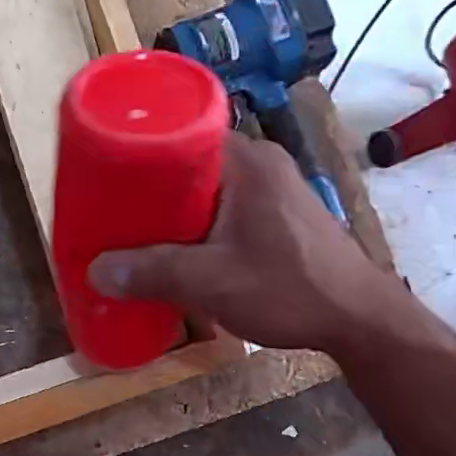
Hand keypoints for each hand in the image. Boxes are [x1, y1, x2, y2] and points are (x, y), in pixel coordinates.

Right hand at [87, 135, 406, 355]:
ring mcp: (275, 190)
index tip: (109, 174)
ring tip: (138, 233)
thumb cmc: (290, 289)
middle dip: (153, 188)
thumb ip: (153, 273)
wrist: (361, 321)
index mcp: (247, 160)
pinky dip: (199, 224)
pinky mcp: (281, 216)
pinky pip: (226, 208)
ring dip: (176, 211)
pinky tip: (180, 250)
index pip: (183, 134)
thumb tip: (94, 271)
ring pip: (208, 189)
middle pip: (191, 163)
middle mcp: (262, 164)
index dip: (142, 152)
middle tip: (116, 211)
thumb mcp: (213, 282)